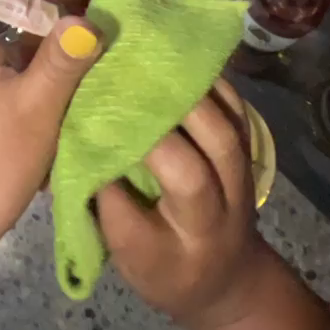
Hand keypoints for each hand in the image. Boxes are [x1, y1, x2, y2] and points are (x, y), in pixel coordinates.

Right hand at [100, 81, 329, 329]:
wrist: (222, 275)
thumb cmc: (164, 265)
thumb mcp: (129, 254)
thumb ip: (109, 202)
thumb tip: (86, 139)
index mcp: (200, 230)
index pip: (181, 178)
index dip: (141, 143)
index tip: (97, 116)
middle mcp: (230, 197)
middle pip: (215, 143)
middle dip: (169, 105)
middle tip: (120, 72)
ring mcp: (243, 168)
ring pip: (226, 119)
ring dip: (188, 84)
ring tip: (142, 55)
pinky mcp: (244, 146)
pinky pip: (232, 104)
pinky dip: (204, 78)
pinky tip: (170, 57)